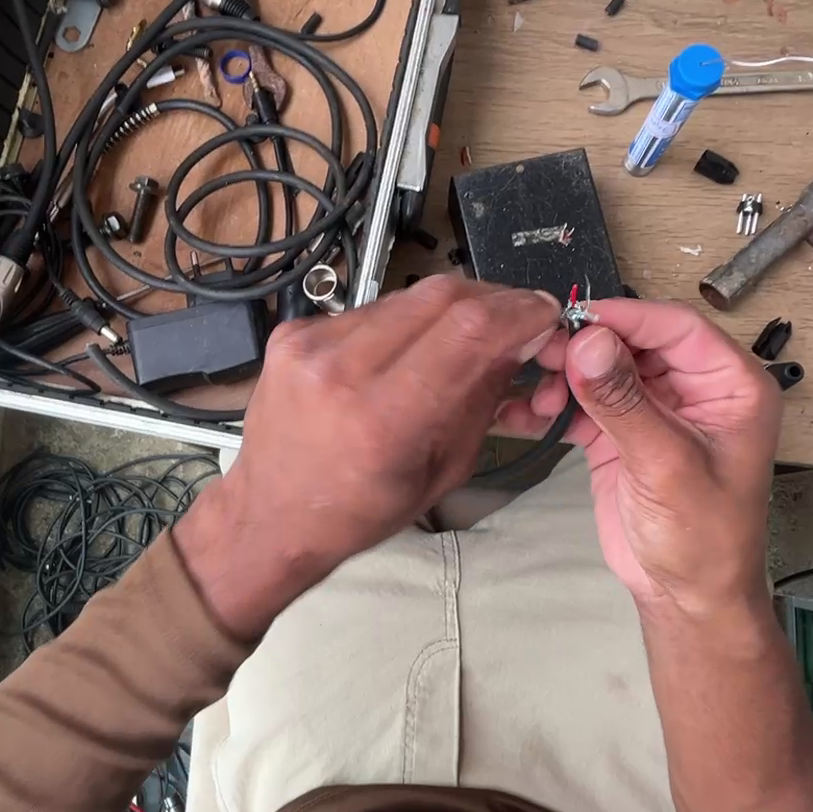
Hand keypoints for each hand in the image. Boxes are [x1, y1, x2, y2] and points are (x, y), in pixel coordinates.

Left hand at [175, 275, 560, 637]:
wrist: (269, 516)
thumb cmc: (358, 513)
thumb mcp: (441, 471)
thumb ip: (481, 401)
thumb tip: (515, 342)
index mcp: (383, 420)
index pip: (468, 331)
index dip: (520, 311)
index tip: (544, 314)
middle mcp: (341, 370)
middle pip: (441, 295)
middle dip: (493, 300)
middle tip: (515, 317)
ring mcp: (310, 344)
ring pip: (406, 295)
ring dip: (449, 309)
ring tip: (464, 337)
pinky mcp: (293, 333)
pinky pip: (371, 309)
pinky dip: (404, 322)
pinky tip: (407, 350)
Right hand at [498, 299, 781, 619]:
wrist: (683, 595)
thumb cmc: (704, 539)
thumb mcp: (666, 466)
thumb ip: (624, 402)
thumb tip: (589, 343)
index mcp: (729, 386)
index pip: (675, 328)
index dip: (625, 317)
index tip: (576, 320)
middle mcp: (691, 389)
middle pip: (632, 343)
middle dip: (586, 348)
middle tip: (544, 355)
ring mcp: (652, 410)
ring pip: (602, 368)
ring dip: (565, 376)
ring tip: (538, 396)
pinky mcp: (619, 432)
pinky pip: (582, 404)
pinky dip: (552, 406)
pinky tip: (522, 412)